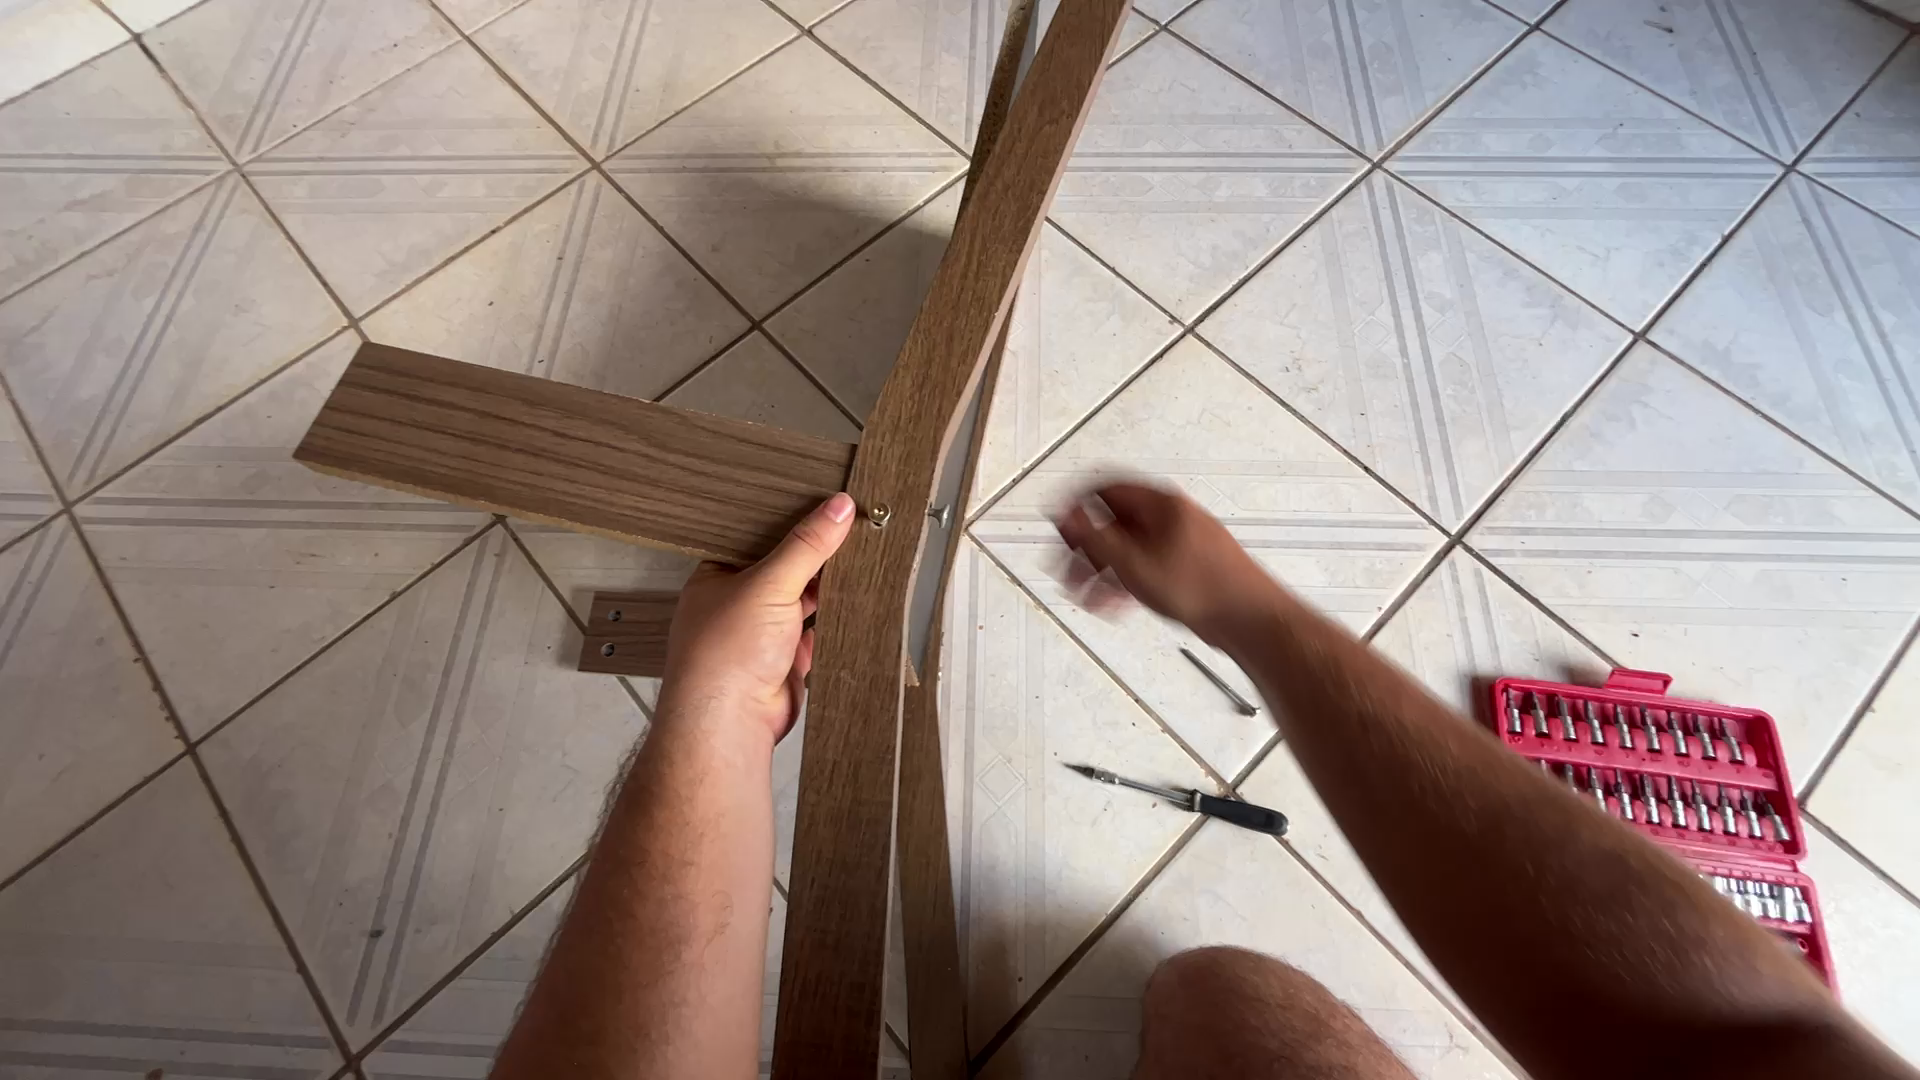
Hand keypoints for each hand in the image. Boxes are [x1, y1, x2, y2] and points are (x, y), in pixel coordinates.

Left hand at [659, 492, 855, 740]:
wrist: (730, 723)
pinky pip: (817, 631)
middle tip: (853, 526)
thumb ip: (807, 545)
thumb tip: (838, 507)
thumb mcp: (769, 583)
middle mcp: (738, 603)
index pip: (758, 537)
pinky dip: (834, 620)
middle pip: (785, 568)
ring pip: (803, 600)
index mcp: (718, 576)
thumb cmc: (724, 654)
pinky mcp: (786, 658)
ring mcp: (763, 632)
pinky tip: (856, 600)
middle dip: (816, 556)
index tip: (826, 502)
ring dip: (828, 588)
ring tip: (862, 557)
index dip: (790, 521)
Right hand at [1055, 482, 1277, 639]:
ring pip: (1127, 548)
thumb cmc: (1207, 588)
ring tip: (1085, 593)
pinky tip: (1113, 602)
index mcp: (1161, 505)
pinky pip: (1144, 566)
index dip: (1078, 505)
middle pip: (1114, 521)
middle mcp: (1170, 518)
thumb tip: (1069, 517)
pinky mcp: (1184, 567)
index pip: (1106, 488)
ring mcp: (1178, 543)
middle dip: (1086, 547)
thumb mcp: (1135, 564)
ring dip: (1101, 569)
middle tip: (1067, 566)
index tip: (1061, 525)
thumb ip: (1096, 539)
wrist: (1249, 620)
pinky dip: (1124, 581)